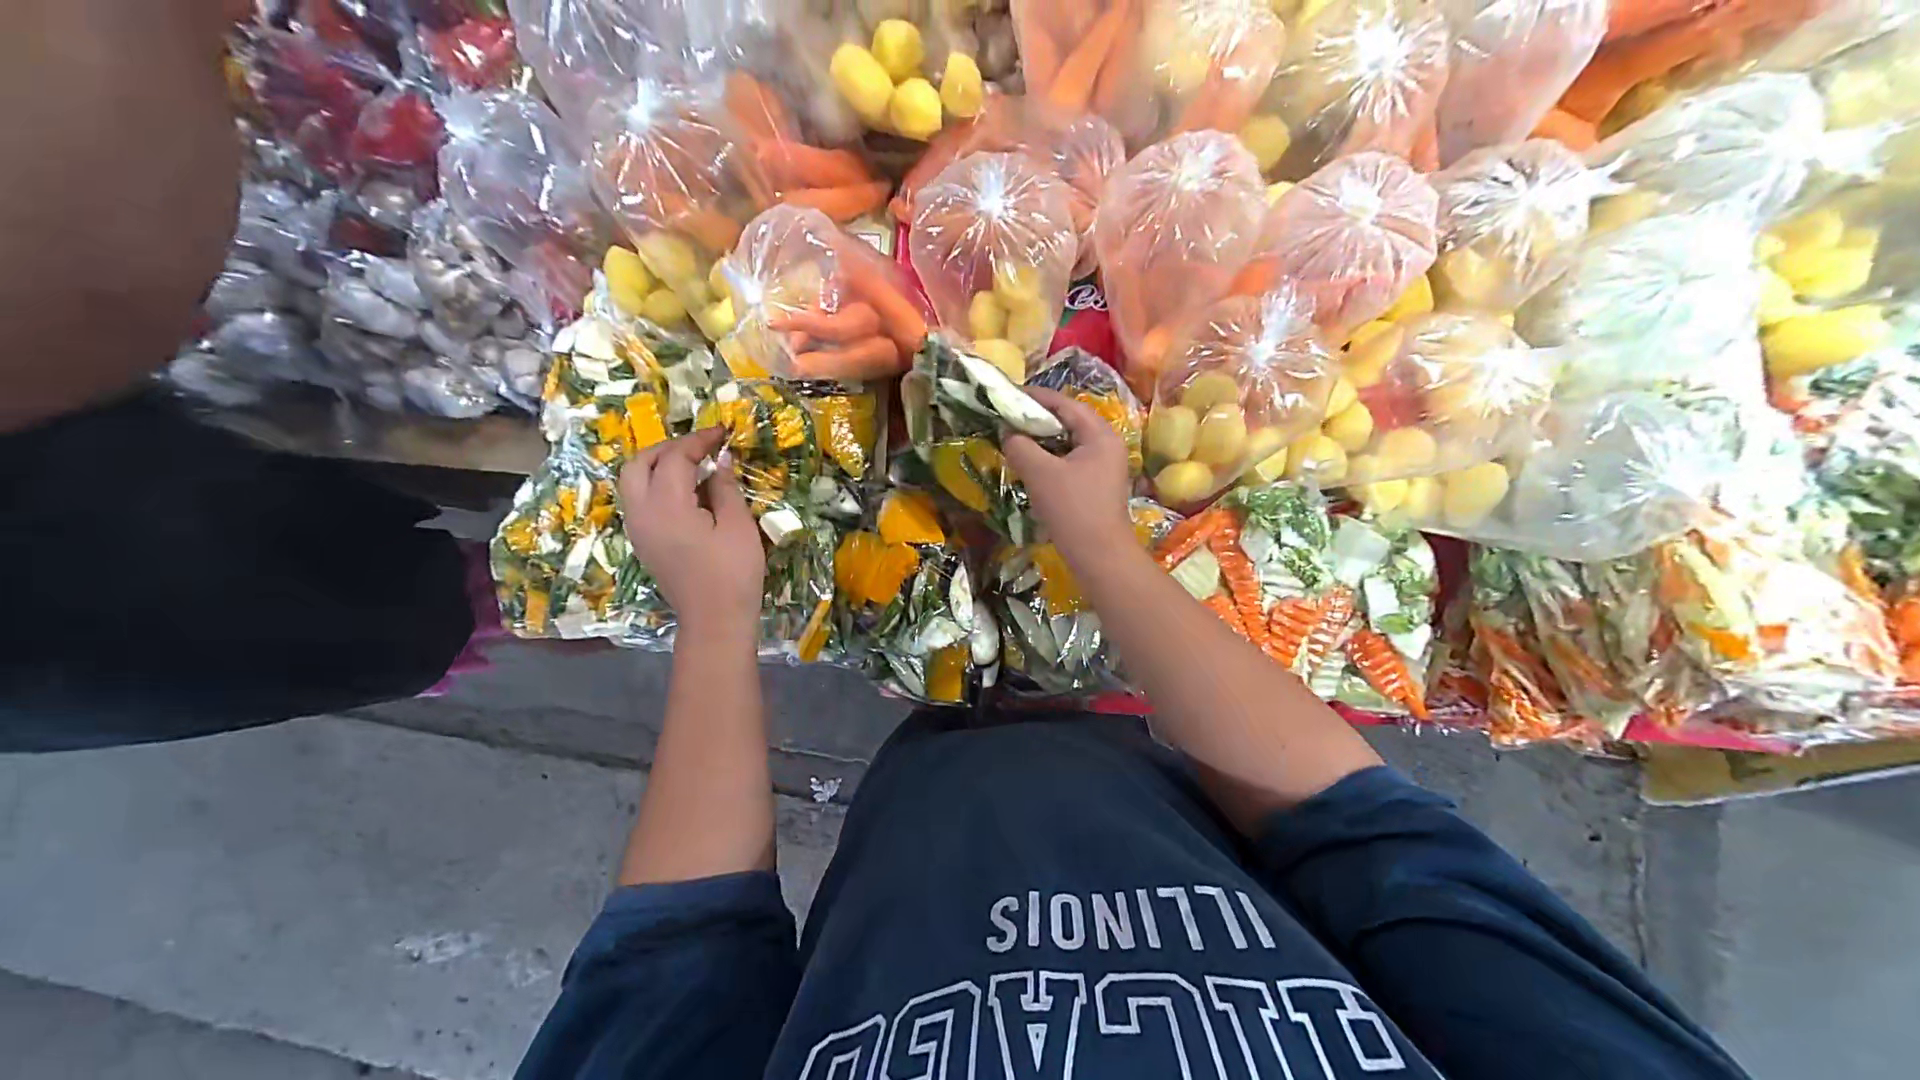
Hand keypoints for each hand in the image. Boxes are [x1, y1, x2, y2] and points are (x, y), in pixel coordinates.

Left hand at [619, 428, 765, 638]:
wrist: (715, 620)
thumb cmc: (733, 572)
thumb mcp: (738, 526)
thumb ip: (725, 487)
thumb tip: (721, 458)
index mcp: (666, 505)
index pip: (675, 458)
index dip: (699, 441)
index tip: (722, 432)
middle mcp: (641, 512)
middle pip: (640, 463)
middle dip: (669, 448)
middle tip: (701, 447)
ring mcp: (638, 529)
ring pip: (633, 482)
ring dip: (658, 465)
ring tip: (692, 465)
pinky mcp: (643, 542)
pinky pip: (639, 500)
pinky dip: (656, 485)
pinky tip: (686, 492)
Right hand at [1003, 388, 1138, 565]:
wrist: (1099, 556)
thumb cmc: (1073, 509)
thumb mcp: (1040, 473)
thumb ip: (1020, 447)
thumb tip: (1008, 433)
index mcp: (1100, 435)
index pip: (1065, 404)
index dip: (1035, 398)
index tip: (1007, 397)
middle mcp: (1106, 445)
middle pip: (1068, 422)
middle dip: (1036, 420)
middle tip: (1007, 420)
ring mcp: (1104, 467)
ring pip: (1067, 444)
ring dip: (1041, 442)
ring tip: (1014, 441)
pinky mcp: (1096, 486)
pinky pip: (1069, 462)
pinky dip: (1049, 460)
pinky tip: (1029, 468)